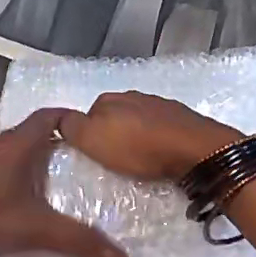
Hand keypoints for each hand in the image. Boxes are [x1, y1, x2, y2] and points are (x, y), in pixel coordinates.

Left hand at [0, 107, 127, 256]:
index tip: (94, 133)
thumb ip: (79, 242)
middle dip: (58, 147)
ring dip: (34, 165)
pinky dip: (15, 182)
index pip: (50, 116)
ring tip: (58, 185)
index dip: (73, 119)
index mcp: (18, 145)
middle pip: (33, 136)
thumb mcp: (38, 229)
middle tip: (83, 164)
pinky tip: (22, 204)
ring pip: (14, 156)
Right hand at [55, 91, 242, 181]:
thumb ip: (72, 126)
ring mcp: (161, 105)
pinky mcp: (183, 119)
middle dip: (112, 134)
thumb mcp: (93, 139)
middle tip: (115, 160)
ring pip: (138, 121)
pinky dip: (157, 140)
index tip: (93, 156)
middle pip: (114, 116)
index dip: (87, 136)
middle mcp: (134, 95)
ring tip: (139, 160)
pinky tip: (160, 154)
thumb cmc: (139, 148)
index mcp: (109, 99)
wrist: (194, 150)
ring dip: (136, 137)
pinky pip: (161, 129)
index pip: (87, 115)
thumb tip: (61, 119)